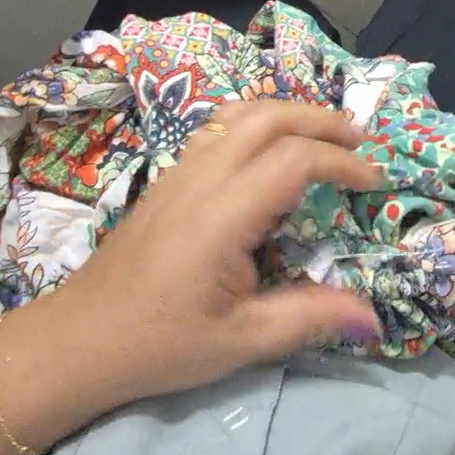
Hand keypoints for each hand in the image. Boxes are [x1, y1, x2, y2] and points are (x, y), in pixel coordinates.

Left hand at [16, 99, 383, 423]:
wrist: (81, 338)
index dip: (341, 163)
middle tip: (360, 141)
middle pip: (268, 117)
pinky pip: (220, 125)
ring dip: (289, 112)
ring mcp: (181, 169)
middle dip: (321, 120)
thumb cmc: (161, 343)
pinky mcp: (170, 174)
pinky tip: (273, 145)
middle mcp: (201, 178)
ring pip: (240, 112)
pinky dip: (259, 119)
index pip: (292, 160)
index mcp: (221, 216)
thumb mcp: (240, 342)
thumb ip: (308, 318)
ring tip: (324, 134)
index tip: (373, 182)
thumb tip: (372, 317)